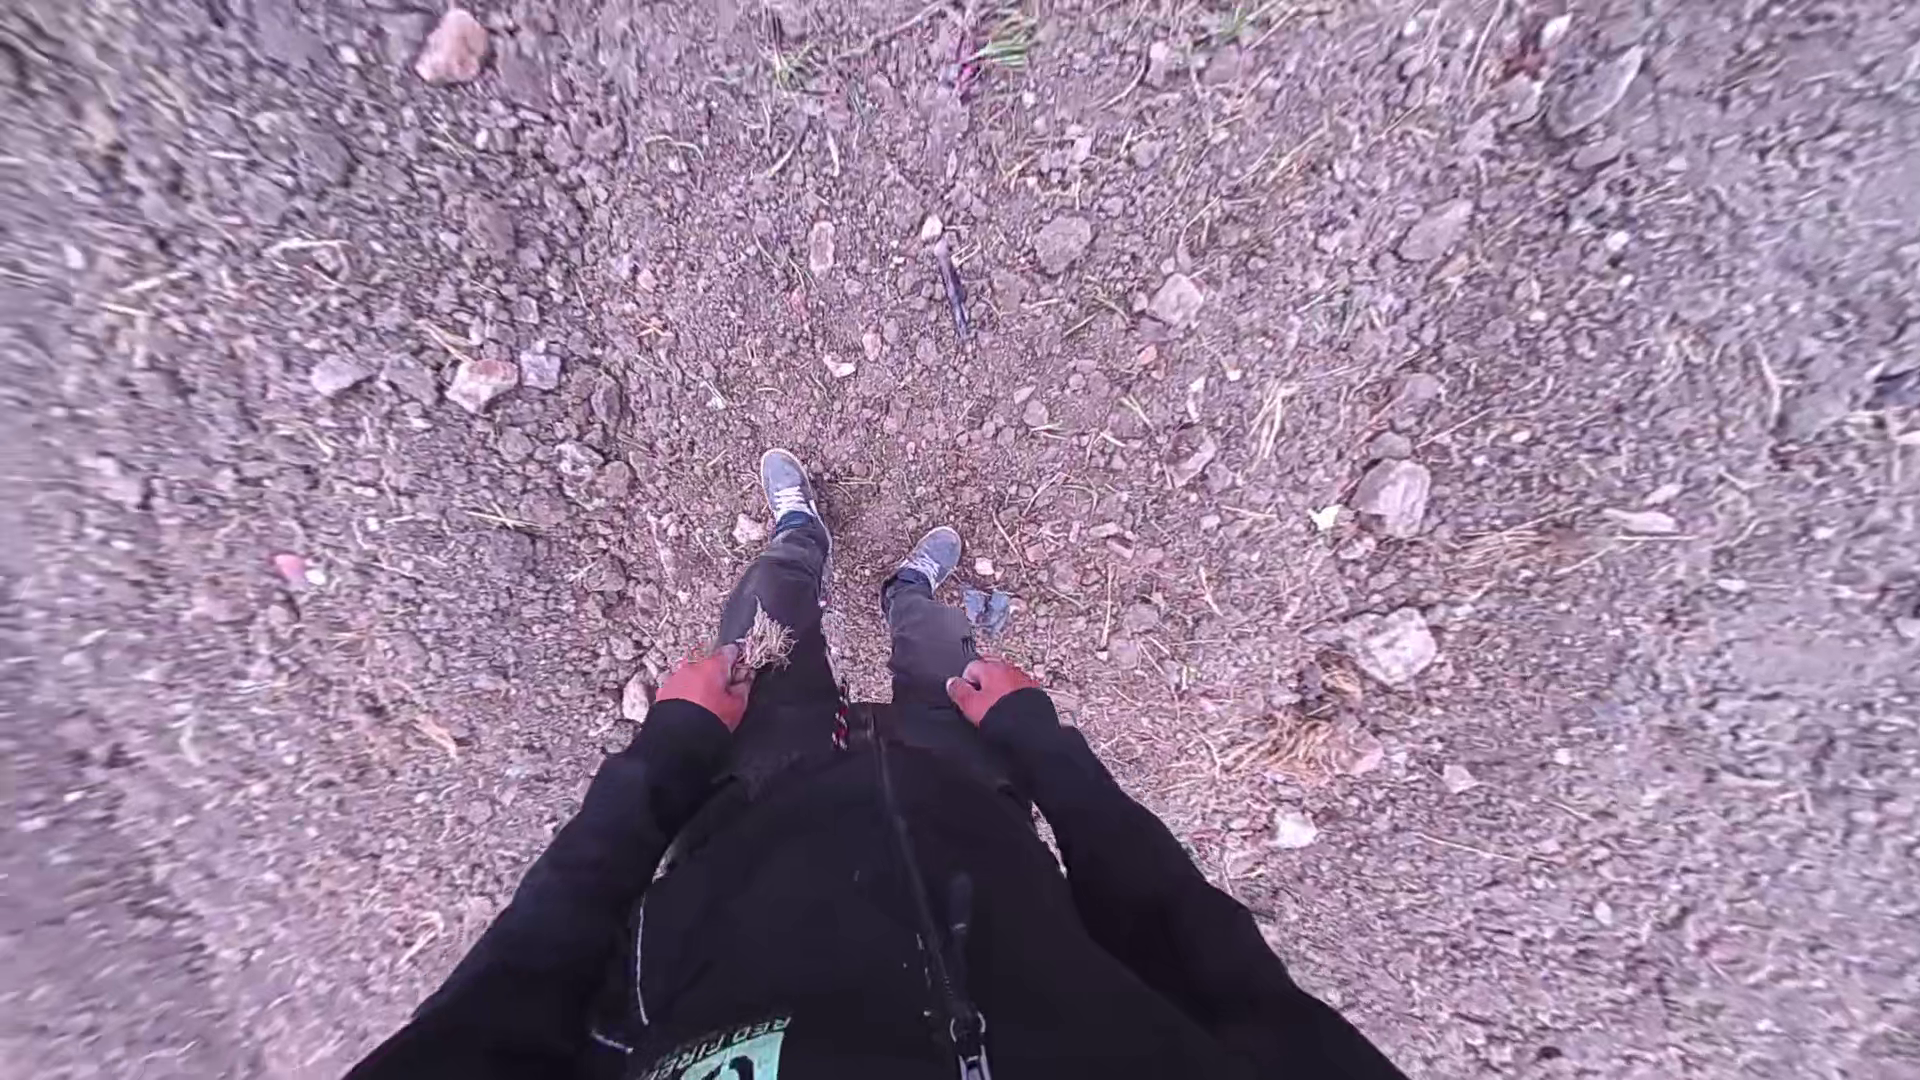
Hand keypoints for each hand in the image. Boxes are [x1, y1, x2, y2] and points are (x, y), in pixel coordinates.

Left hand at [655, 643, 749, 730]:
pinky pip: (680, 685)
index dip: (739, 660)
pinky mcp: (663, 691)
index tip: (742, 670)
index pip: (730, 651)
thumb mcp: (737, 707)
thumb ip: (743, 688)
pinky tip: (692, 706)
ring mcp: (675, 678)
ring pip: (693, 673)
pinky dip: (686, 691)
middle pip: (709, 660)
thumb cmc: (706, 723)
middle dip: (718, 671)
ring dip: (701, 681)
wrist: (676, 743)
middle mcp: (692, 666)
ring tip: (708, 700)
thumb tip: (744, 682)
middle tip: (726, 687)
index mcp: (713, 665)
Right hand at [945, 658, 1037, 726]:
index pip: (970, 667)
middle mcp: (1009, 669)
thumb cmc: (1003, 717)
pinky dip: (1014, 697)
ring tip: (995, 709)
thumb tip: (951, 683)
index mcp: (991, 668)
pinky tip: (1012, 712)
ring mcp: (1024, 680)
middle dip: (983, 683)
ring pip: (1005, 680)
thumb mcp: (971, 706)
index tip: (966, 698)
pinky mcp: (1036, 692)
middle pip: (989, 670)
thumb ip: (959, 691)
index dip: (964, 683)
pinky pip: (1019, 690)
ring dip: (999, 690)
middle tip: (980, 703)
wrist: (1033, 732)